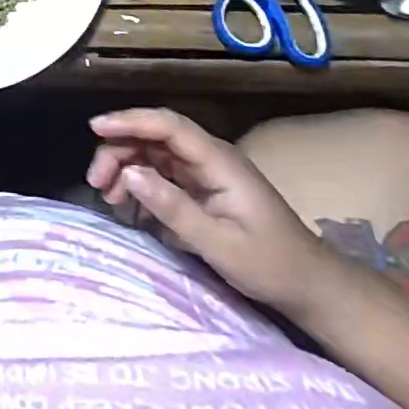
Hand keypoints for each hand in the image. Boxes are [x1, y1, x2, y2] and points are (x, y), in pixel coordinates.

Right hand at [87, 108, 335, 312]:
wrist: (313, 287)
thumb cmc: (272, 266)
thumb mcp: (221, 245)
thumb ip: (174, 208)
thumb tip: (128, 173)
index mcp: (219, 161)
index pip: (167, 125)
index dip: (129, 121)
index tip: (95, 127)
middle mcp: (208, 156)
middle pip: (151, 136)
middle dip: (118, 151)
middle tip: (97, 183)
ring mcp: (203, 170)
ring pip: (150, 152)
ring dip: (123, 167)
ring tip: (108, 198)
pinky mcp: (198, 186)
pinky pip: (157, 172)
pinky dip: (136, 184)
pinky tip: (126, 206)